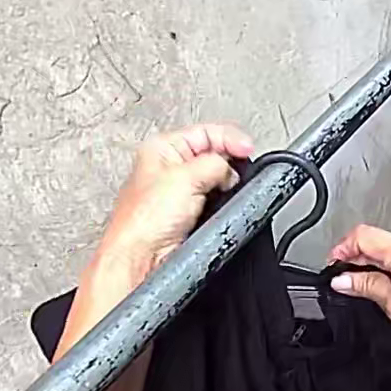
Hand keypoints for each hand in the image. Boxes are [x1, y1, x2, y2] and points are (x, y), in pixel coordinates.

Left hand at [93, 123, 256, 278]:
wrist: (142, 258)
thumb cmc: (145, 220)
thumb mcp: (186, 177)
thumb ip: (215, 164)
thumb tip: (231, 170)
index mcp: (162, 149)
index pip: (206, 132)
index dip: (230, 138)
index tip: (247, 149)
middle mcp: (170, 169)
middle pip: (213, 155)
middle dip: (229, 163)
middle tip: (239, 172)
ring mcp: (180, 193)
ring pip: (216, 180)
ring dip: (226, 186)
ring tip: (227, 192)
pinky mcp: (189, 214)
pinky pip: (215, 202)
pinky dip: (223, 204)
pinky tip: (220, 208)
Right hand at [327, 225, 390, 362]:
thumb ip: (365, 285)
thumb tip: (342, 279)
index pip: (365, 236)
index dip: (343, 249)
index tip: (332, 264)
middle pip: (377, 238)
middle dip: (355, 255)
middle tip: (340, 275)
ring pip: (388, 245)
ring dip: (371, 260)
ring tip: (358, 280)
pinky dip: (387, 263)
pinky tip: (380, 279)